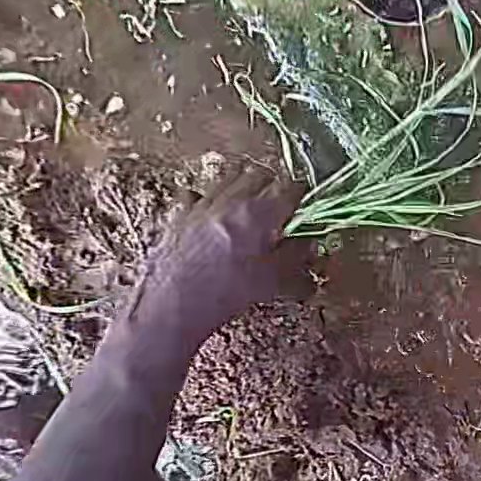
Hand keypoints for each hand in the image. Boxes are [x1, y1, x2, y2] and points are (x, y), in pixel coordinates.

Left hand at [111, 167, 308, 353]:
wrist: (172, 305)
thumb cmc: (225, 295)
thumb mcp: (272, 280)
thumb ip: (295, 256)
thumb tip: (308, 242)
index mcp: (259, 214)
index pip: (289, 187)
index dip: (301, 194)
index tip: (305, 204)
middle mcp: (230, 200)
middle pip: (259, 175)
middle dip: (273, 186)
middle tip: (280, 207)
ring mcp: (202, 204)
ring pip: (229, 178)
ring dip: (244, 187)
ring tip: (249, 209)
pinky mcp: (180, 214)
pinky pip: (198, 193)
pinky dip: (209, 199)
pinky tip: (213, 217)